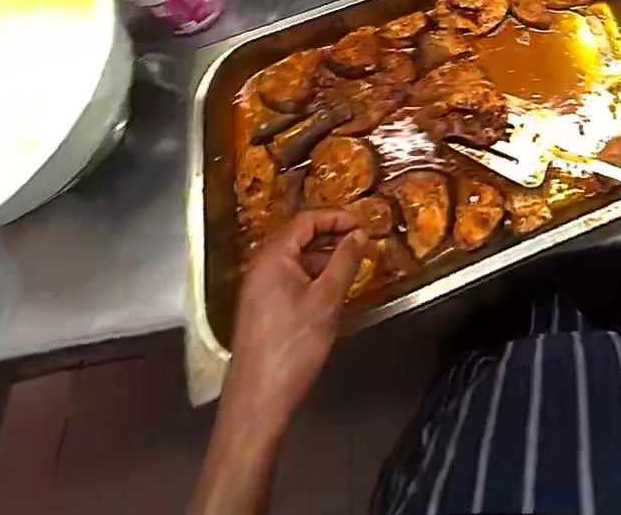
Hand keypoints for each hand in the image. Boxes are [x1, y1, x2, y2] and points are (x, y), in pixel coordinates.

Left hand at [223, 210, 368, 423]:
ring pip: (297, 261)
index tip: (362, 225)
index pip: (306, 221)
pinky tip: (333, 291)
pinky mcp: (262, 310)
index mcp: (272, 259)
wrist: (257, 403)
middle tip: (362, 243)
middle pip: (300, 238)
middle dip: (333, 236)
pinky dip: (314, 277)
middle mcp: (261, 269)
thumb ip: (345, 261)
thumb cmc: (294, 345)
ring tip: (353, 266)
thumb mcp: (327, 299)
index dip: (336, 218)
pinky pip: (291, 280)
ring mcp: (258, 291)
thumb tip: (359, 234)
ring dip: (325, 258)